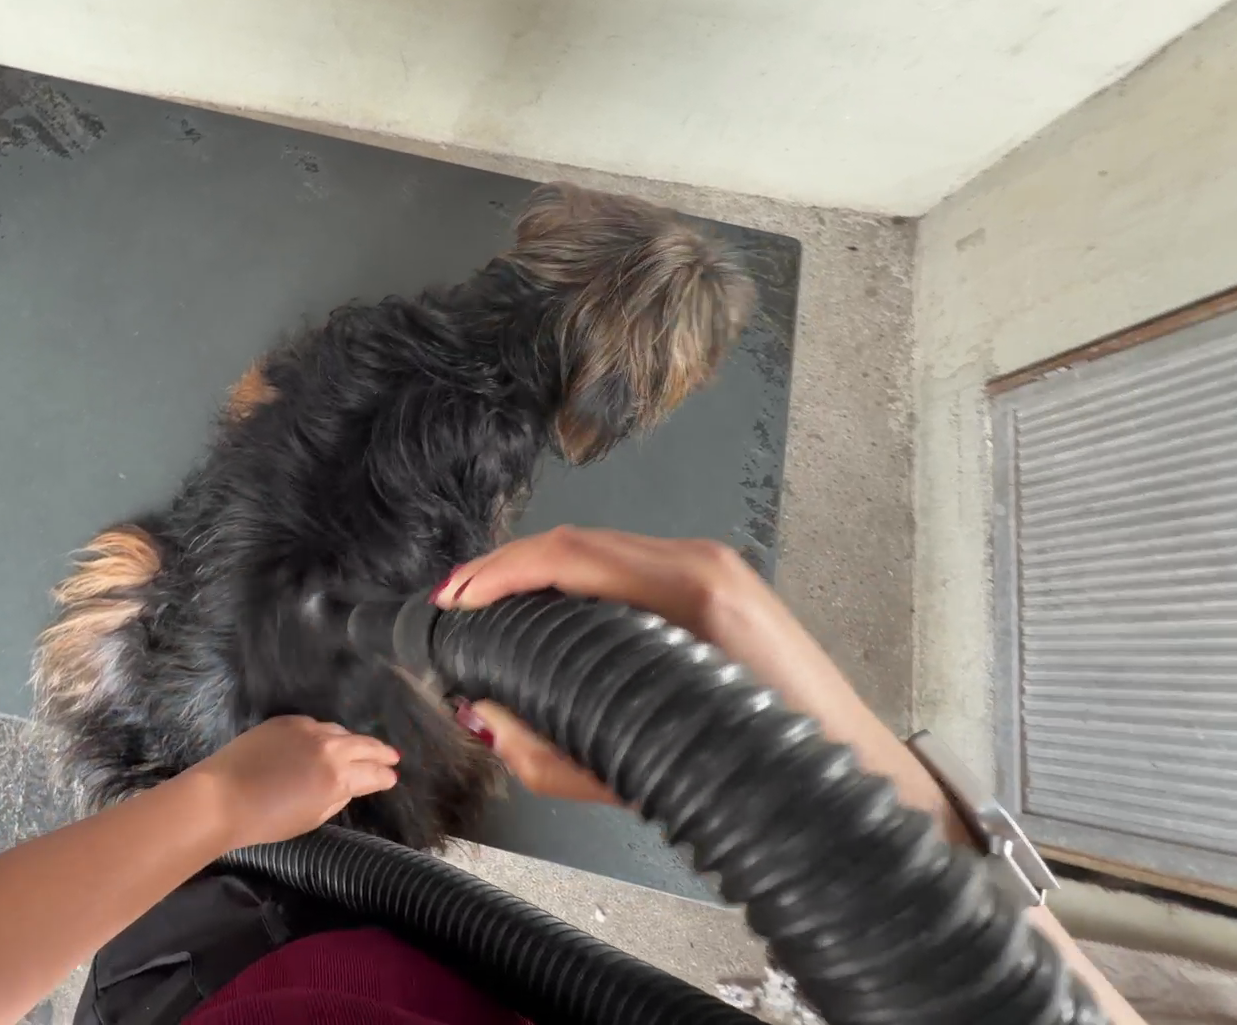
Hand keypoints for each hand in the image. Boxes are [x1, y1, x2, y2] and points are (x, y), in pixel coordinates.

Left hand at [183, 716, 399, 849]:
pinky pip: (314, 725)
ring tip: (359, 748)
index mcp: (337, 777)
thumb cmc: (266, 820)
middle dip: (380, 752)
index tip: (392, 777)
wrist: (222, 796)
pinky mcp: (285, 720)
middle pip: (363, 744)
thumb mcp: (311, 818)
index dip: (385, 776)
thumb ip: (336, 798)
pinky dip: (324, 733)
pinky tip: (324, 740)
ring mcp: (306, 729)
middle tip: (392, 756)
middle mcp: (327, 747)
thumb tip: (347, 785)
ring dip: (352, 741)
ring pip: (339, 731)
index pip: (373, 774)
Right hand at [434, 527, 887, 803]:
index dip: (499, 571)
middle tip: (456, 597)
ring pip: (591, 542)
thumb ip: (553, 756)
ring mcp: (706, 562)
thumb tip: (484, 720)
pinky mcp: (707, 574)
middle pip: (573, 539)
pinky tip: (538, 592)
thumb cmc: (773, 775)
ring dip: (529, 565)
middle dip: (501, 564)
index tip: (457, 597)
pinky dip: (564, 571)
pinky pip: (615, 557)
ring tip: (484, 594)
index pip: (569, 556)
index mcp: (694, 597)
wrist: (857, 772)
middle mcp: (700, 563)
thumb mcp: (651, 776)